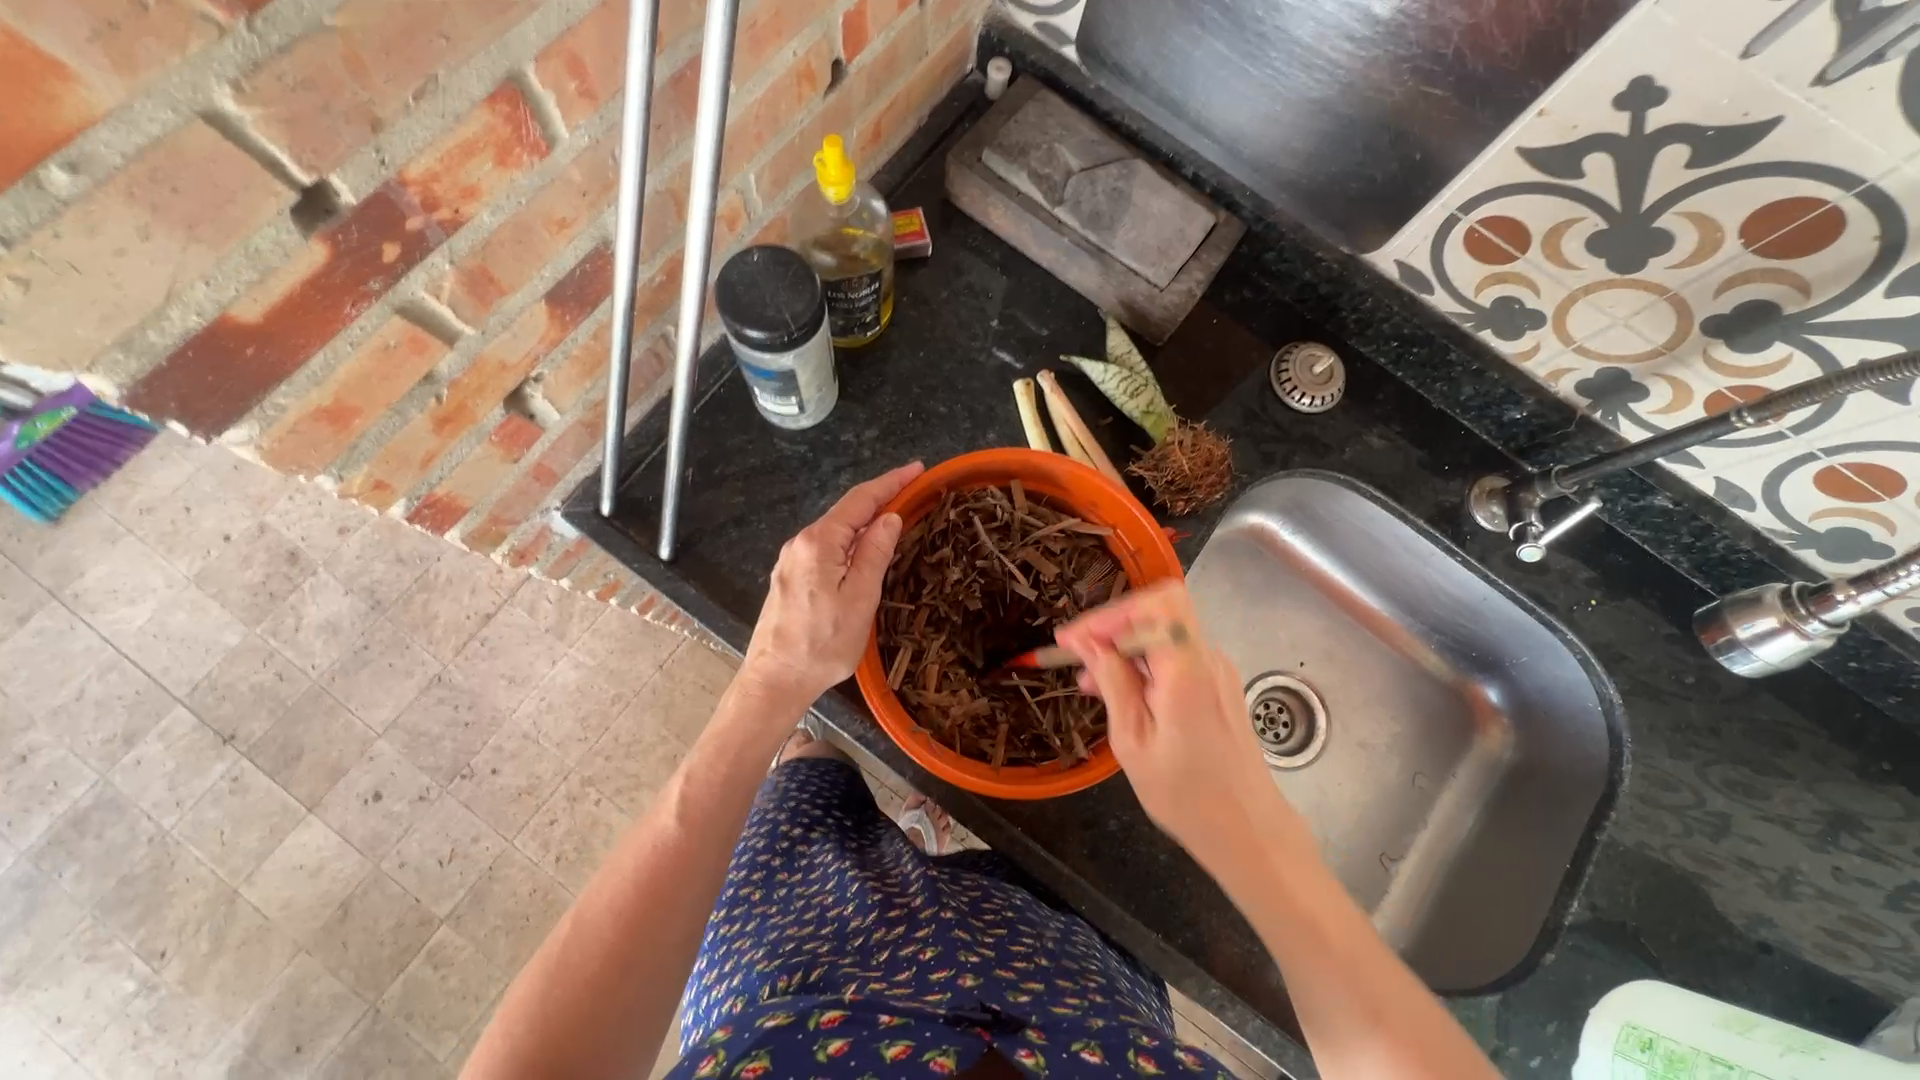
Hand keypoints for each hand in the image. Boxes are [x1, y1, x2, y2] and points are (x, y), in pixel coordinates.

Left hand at [741, 462, 923, 704]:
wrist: (775, 680)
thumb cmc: (823, 644)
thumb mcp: (860, 599)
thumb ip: (875, 554)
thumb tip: (889, 519)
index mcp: (819, 543)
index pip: (860, 500)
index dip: (890, 482)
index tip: (917, 469)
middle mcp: (800, 544)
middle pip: (845, 512)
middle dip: (880, 498)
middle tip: (913, 491)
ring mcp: (791, 562)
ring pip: (835, 531)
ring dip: (865, 521)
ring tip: (895, 517)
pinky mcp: (789, 579)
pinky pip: (826, 549)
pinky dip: (849, 541)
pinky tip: (863, 549)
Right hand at [1055, 581, 1299, 872]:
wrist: (1248, 830)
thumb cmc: (1186, 795)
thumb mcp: (1133, 742)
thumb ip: (1113, 684)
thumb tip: (1090, 644)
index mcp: (1188, 670)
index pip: (1158, 603)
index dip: (1113, 612)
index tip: (1076, 640)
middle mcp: (1208, 660)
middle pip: (1158, 614)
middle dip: (1112, 629)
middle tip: (1075, 658)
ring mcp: (1217, 672)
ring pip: (1164, 636)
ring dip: (1124, 650)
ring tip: (1089, 683)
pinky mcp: (1218, 687)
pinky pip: (1175, 659)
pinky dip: (1144, 667)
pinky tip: (1121, 696)